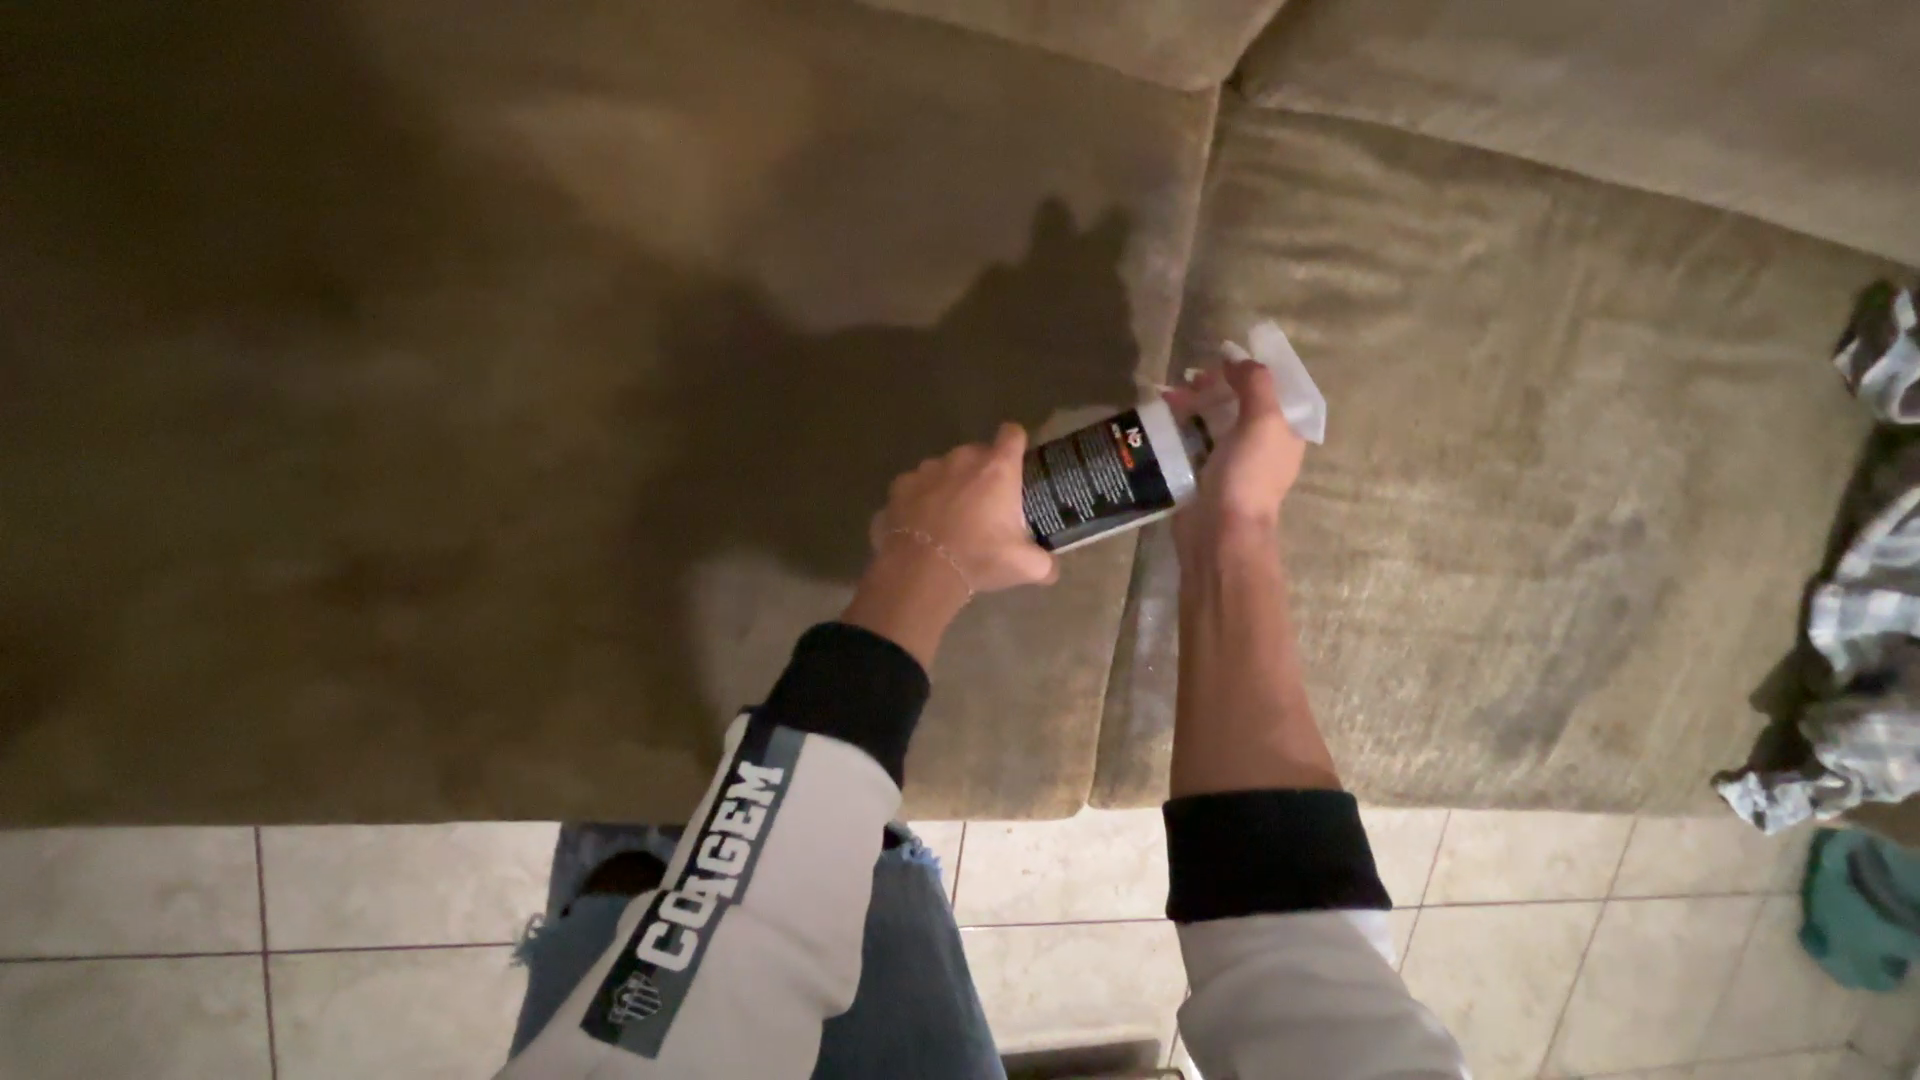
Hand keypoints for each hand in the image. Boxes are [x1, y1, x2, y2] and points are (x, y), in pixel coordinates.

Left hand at [868, 422, 1058, 595]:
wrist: (921, 571)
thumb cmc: (979, 558)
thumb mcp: (1024, 566)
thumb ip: (1044, 563)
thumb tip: (1052, 570)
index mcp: (997, 469)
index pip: (1012, 434)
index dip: (1015, 443)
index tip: (1016, 460)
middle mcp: (961, 460)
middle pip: (976, 453)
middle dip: (980, 472)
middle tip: (984, 505)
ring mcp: (925, 470)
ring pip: (942, 469)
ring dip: (948, 485)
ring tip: (948, 517)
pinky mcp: (898, 487)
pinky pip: (914, 489)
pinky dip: (918, 502)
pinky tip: (920, 526)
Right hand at [1170, 359, 1306, 561]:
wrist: (1221, 531)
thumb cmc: (1248, 474)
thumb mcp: (1263, 420)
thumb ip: (1255, 383)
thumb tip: (1237, 359)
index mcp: (1285, 430)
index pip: (1271, 388)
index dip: (1247, 369)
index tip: (1221, 359)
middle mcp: (1261, 442)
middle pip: (1237, 400)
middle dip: (1213, 384)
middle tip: (1189, 379)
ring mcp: (1230, 459)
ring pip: (1211, 418)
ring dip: (1191, 402)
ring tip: (1167, 396)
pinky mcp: (1203, 472)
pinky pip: (1192, 439)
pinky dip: (1178, 425)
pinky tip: (1161, 417)